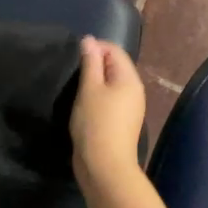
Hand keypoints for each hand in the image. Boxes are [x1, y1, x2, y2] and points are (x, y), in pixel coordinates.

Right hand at [70, 37, 146, 192]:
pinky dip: (98, 96)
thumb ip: (90, 62)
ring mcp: (130, 108)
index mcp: (130, 79)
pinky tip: (84, 103)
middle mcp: (134, 91)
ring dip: (95, 81)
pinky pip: (110, 99)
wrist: (105, 167)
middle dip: (95, 63)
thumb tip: (89, 40)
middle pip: (115, 65)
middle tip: (73, 72)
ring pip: (112, 83)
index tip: (74, 55)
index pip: (115, 50)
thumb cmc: (96, 123)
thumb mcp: (89, 88)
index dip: (95, 47)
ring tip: (76, 86)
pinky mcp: (121, 121)